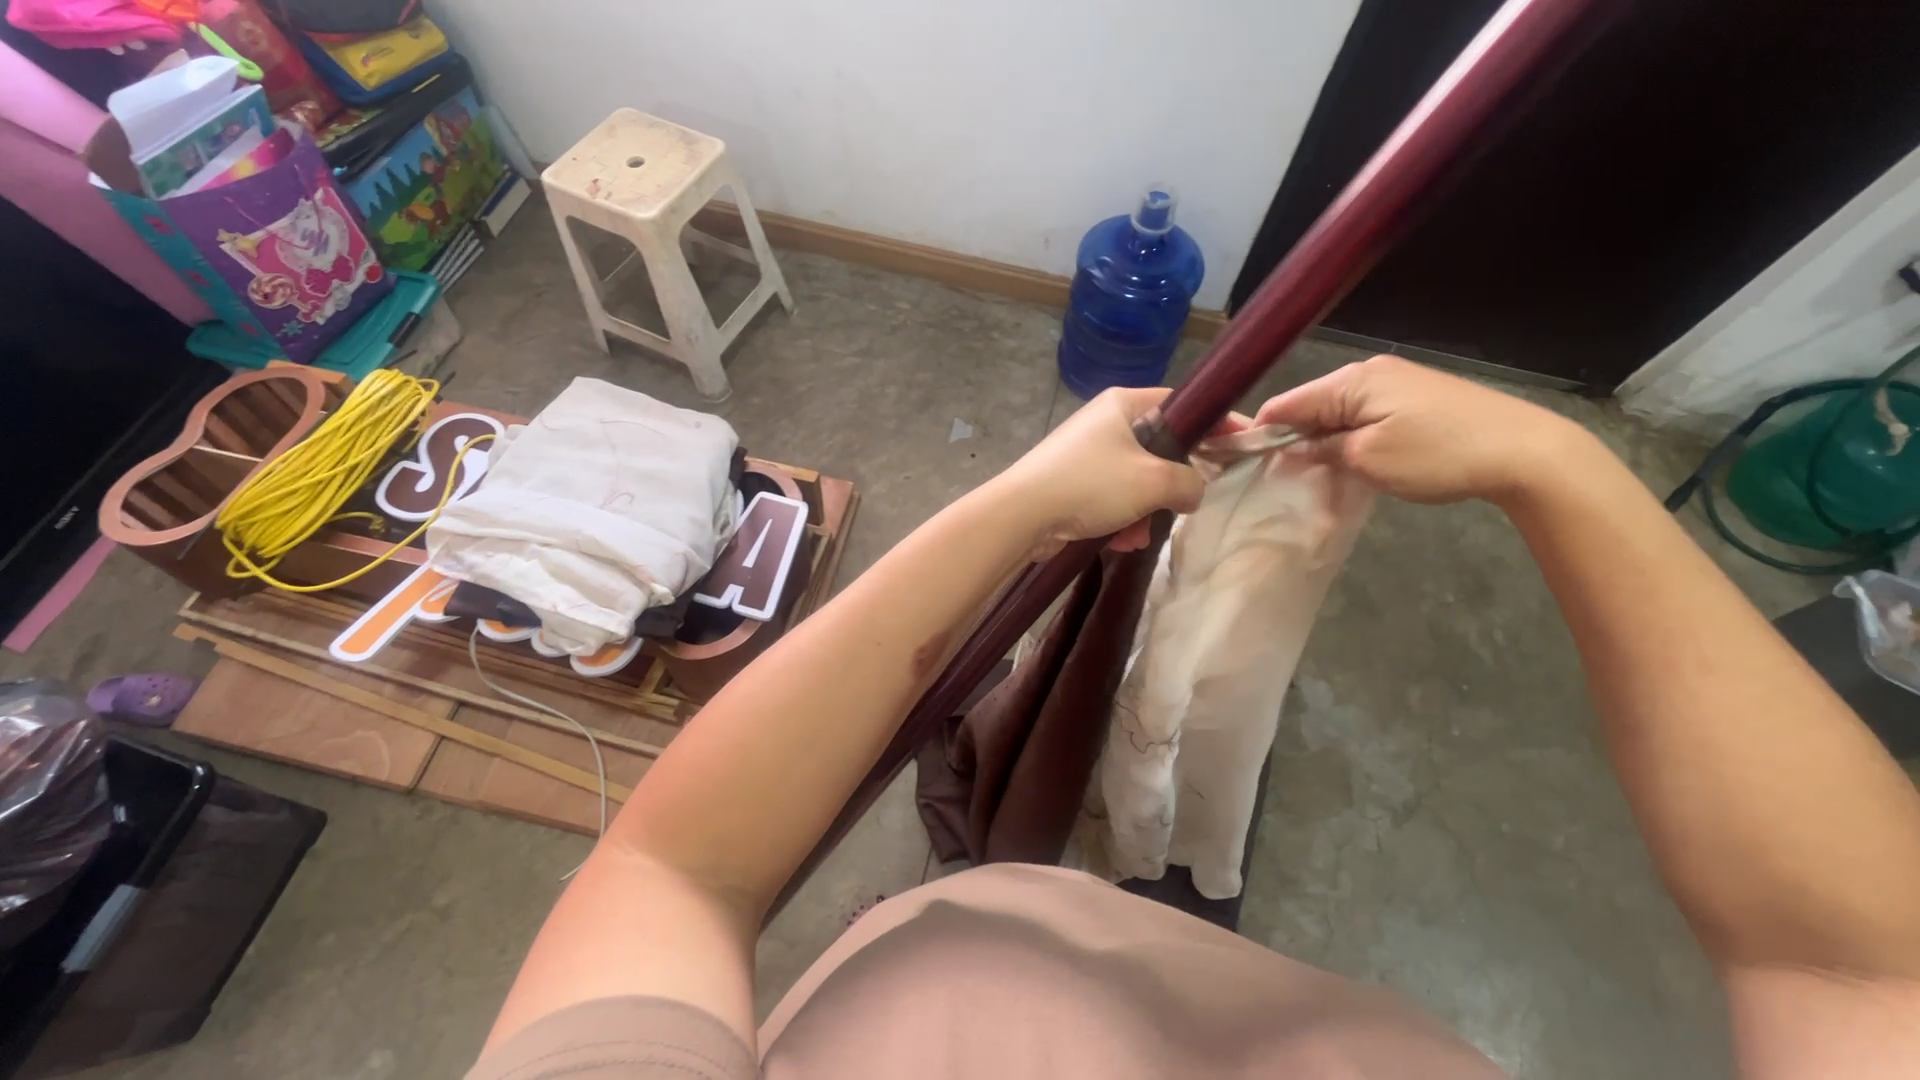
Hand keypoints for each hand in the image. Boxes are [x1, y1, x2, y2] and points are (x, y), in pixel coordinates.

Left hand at [994, 387, 1205, 557]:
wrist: (1022, 515)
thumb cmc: (1091, 484)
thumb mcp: (1153, 480)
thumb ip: (1189, 482)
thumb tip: (1194, 491)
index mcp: (1123, 404)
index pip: (1182, 404)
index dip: (1214, 423)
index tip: (1240, 444)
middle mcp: (1104, 423)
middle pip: (1159, 448)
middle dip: (1171, 484)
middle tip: (1186, 503)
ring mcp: (1085, 456)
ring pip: (1136, 481)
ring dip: (1144, 512)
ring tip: (1138, 534)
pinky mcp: (1072, 485)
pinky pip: (1111, 501)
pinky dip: (1120, 521)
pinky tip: (1120, 542)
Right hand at [1255, 355, 1591, 505]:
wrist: (1524, 451)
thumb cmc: (1437, 454)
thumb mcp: (1367, 458)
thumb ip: (1320, 449)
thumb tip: (1288, 449)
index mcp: (1350, 381)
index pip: (1285, 403)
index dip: (1260, 433)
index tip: (1246, 466)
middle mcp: (1368, 372)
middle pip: (1310, 405)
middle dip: (1292, 438)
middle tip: (1282, 478)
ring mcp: (1395, 382)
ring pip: (1336, 412)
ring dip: (1322, 440)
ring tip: (1315, 474)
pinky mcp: (1415, 397)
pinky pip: (1363, 414)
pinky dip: (1349, 436)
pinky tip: (1351, 460)